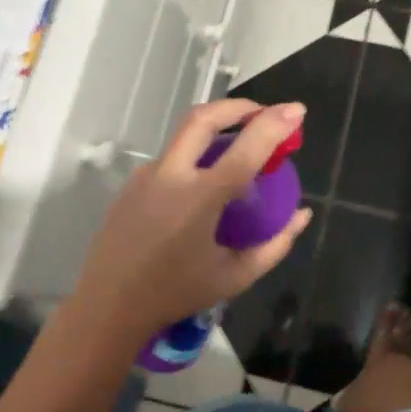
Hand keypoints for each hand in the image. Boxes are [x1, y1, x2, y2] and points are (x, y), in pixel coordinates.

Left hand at [70, 100, 311, 343]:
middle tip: (263, 114)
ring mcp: (146, 175)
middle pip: (204, 117)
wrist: (109, 305)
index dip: (275, 124)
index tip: (296, 111)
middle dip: (239, 106)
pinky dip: (196, 155)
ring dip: (216, 129)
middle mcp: (171, 175)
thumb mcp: (234, 277)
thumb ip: (275, 244)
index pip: (245, 149)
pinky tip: (206, 182)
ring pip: (185, 135)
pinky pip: (171, 158)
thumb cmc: (175, 293)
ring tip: (240, 148)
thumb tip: (301, 215)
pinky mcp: (132, 183)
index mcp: (200, 198)